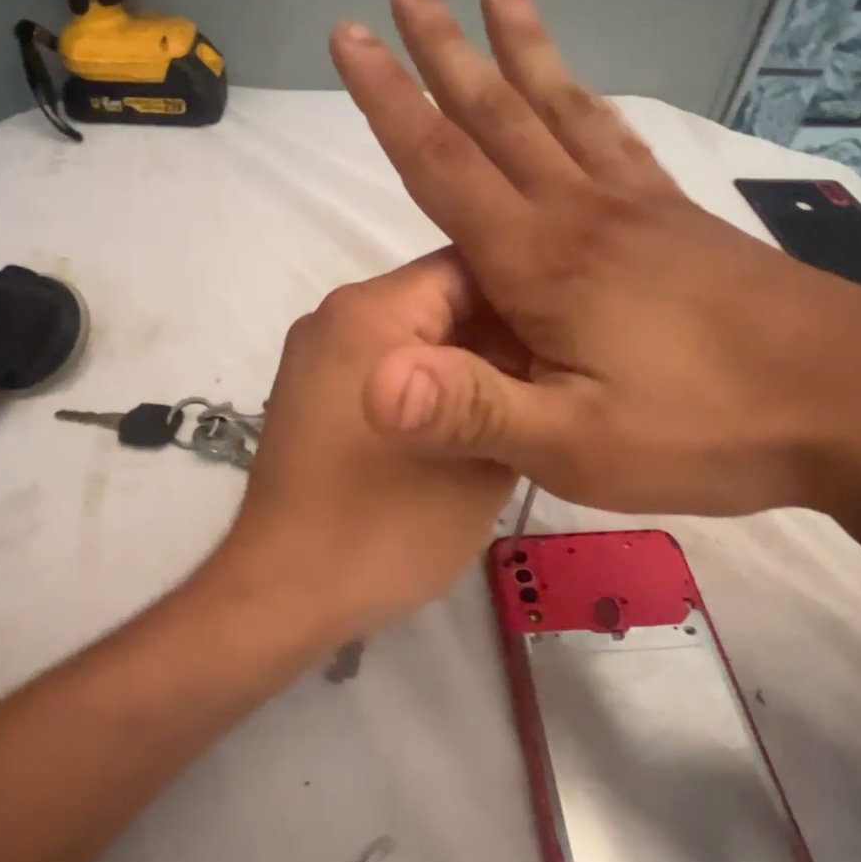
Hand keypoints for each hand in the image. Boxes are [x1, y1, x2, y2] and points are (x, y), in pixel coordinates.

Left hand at [214, 250, 517, 636]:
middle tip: (552, 379)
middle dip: (496, 336)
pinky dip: (421, 387)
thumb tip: (533, 367)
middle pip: (438, 300)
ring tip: (511, 408)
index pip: (473, 268)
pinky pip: (378, 368)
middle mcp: (332, 317)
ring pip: (409, 337)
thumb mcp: (483, 463)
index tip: (575, 341)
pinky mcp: (304, 397)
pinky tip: (458, 429)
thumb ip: (517, 397)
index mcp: (371, 312)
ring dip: (460, 366)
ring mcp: (311, 357)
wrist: (285, 594)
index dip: (533, 301)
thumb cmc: (388, 528)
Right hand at [329, 0, 860, 517]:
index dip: (389, 102)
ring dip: (523, 51)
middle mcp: (584, 214)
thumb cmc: (706, 430)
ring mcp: (642, 211)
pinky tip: (587, 94)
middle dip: (444, 52)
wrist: (860, 404)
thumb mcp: (574, 446)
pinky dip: (589, 103)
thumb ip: (470, 412)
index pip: (444, 165)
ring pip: (564, 111)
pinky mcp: (683, 225)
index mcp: (541, 261)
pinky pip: (621, 142)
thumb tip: (370, 383)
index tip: (349, 36)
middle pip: (500, 117)